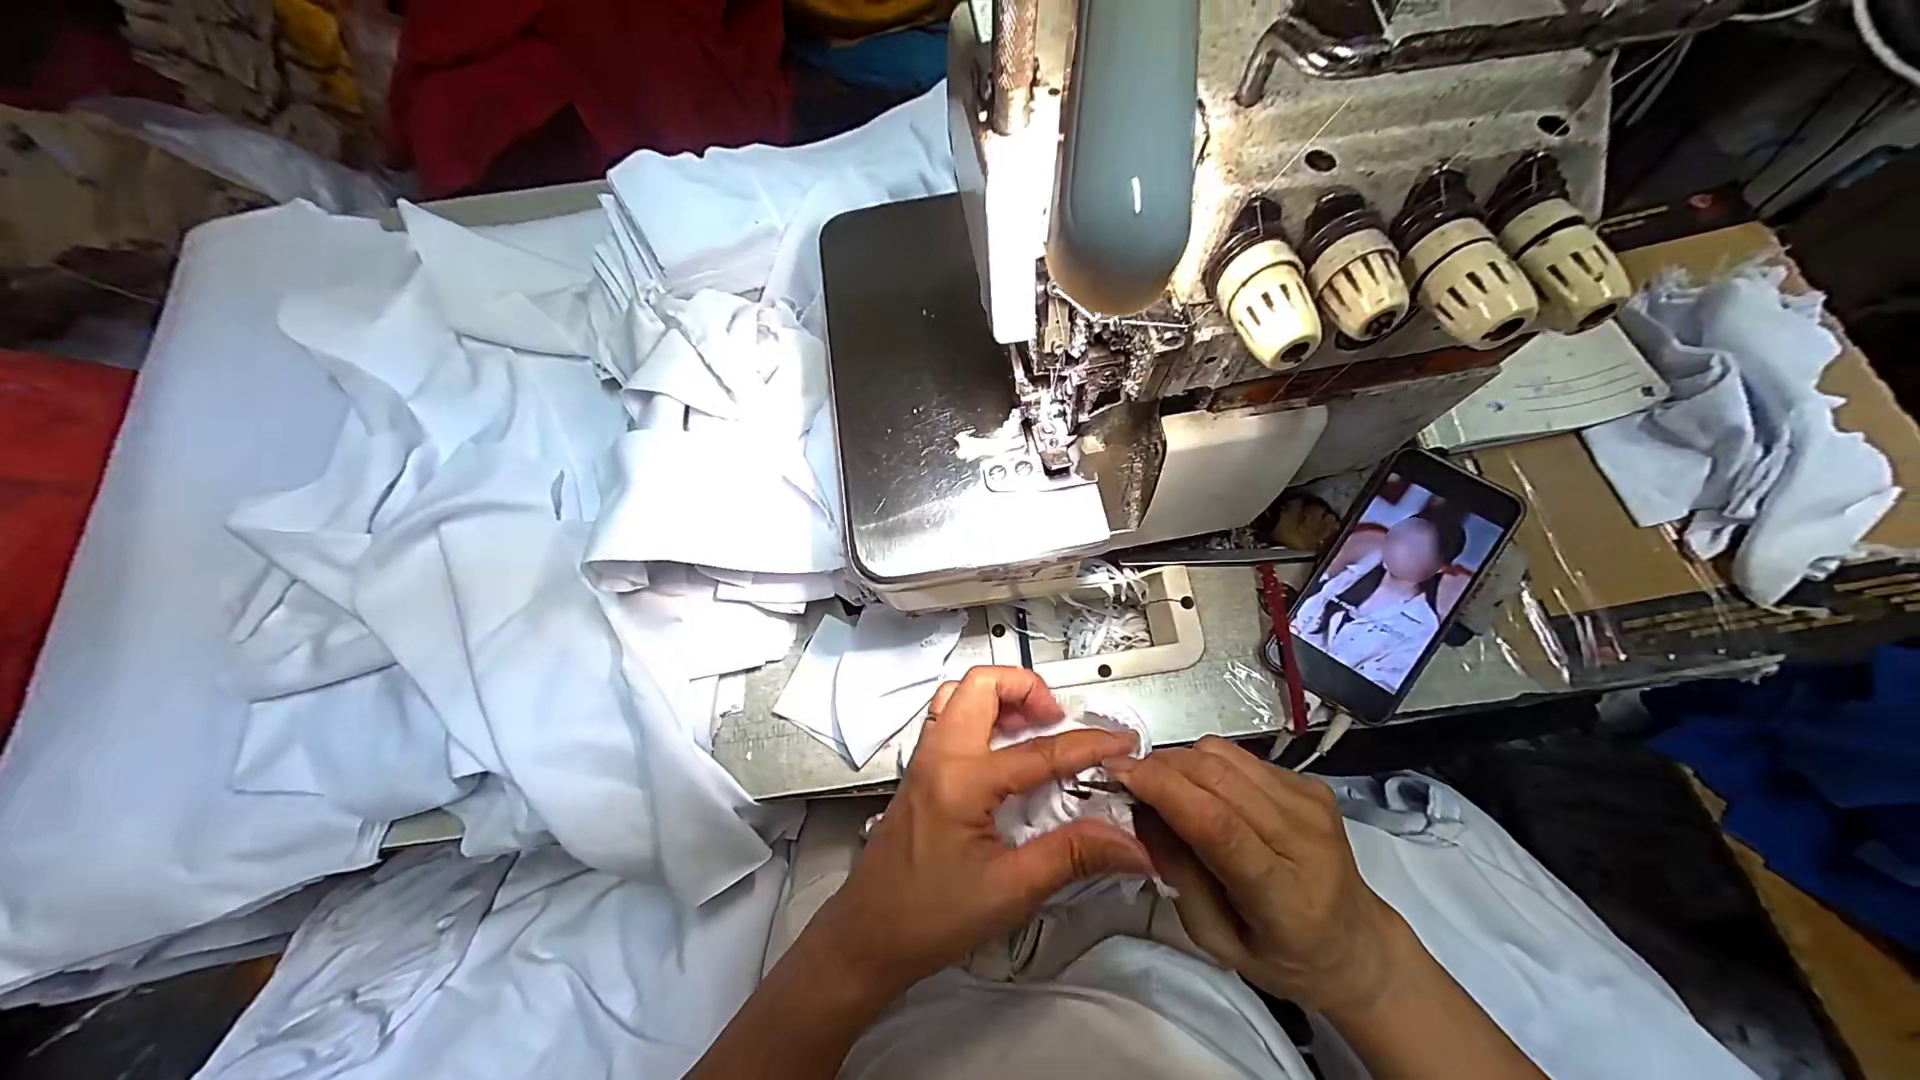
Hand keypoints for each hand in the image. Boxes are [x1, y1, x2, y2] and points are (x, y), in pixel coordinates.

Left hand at [806, 667, 1152, 994]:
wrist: (868, 936)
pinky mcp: (919, 770)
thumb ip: (1072, 856)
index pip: (1038, 750)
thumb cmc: (928, 917)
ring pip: (959, 693)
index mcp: (961, 781)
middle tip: (1059, 718)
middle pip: (981, 684)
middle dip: (1027, 688)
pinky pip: (948, 716)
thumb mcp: (1010, 890)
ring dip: (999, 696)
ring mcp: (924, 759)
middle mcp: (938, 756)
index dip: (1087, 744)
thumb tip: (1127, 843)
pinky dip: (979, 712)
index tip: (1119, 743)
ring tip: (1032, 725)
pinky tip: (1002, 747)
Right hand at [1108, 736, 1405, 1012]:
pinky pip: (1239, 755)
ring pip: (1224, 753)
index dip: (1162, 789)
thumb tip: (1140, 812)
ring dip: (1179, 760)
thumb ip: (1176, 875)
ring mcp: (1311, 804)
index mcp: (1285, 895)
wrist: (1357, 946)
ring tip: (1164, 786)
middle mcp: (1305, 838)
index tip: (1119, 773)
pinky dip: (1206, 764)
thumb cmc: (1282, 956)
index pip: (1217, 825)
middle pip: (1217, 775)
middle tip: (1129, 778)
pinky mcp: (1310, 784)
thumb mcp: (1216, 941)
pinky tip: (1204, 791)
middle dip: (1160, 766)